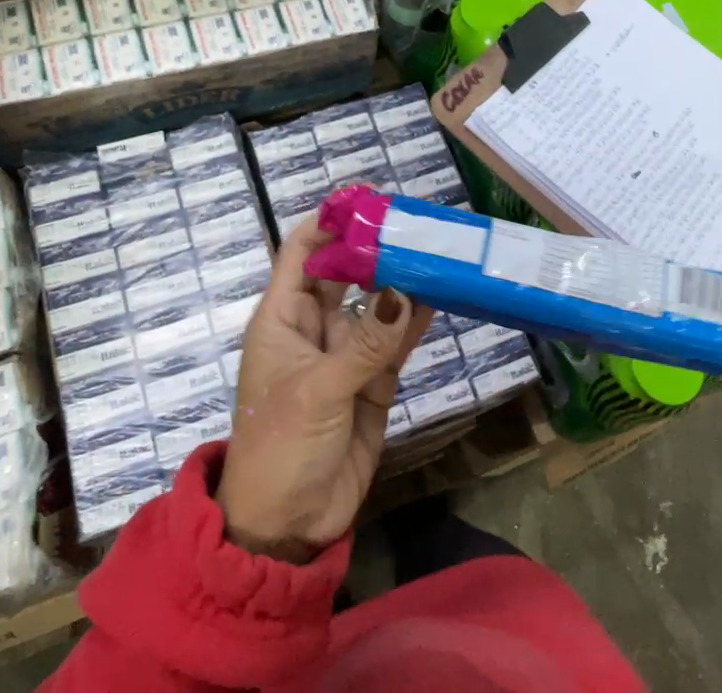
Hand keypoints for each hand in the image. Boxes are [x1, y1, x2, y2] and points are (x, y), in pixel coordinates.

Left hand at [216, 219, 433, 562]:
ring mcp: (346, 355)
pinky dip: (416, 320)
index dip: (328, 224)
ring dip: (401, 281)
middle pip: (345, 274)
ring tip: (437, 249)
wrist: (288, 521)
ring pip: (376, 306)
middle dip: (374, 248)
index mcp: (281, 320)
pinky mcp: (373, 382)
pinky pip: (395, 342)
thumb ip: (366, 344)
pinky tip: (440, 295)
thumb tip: (407, 292)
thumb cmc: (282, 446)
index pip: (301, 255)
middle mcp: (313, 329)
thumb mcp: (319, 391)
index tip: (366, 201)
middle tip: (416, 221)